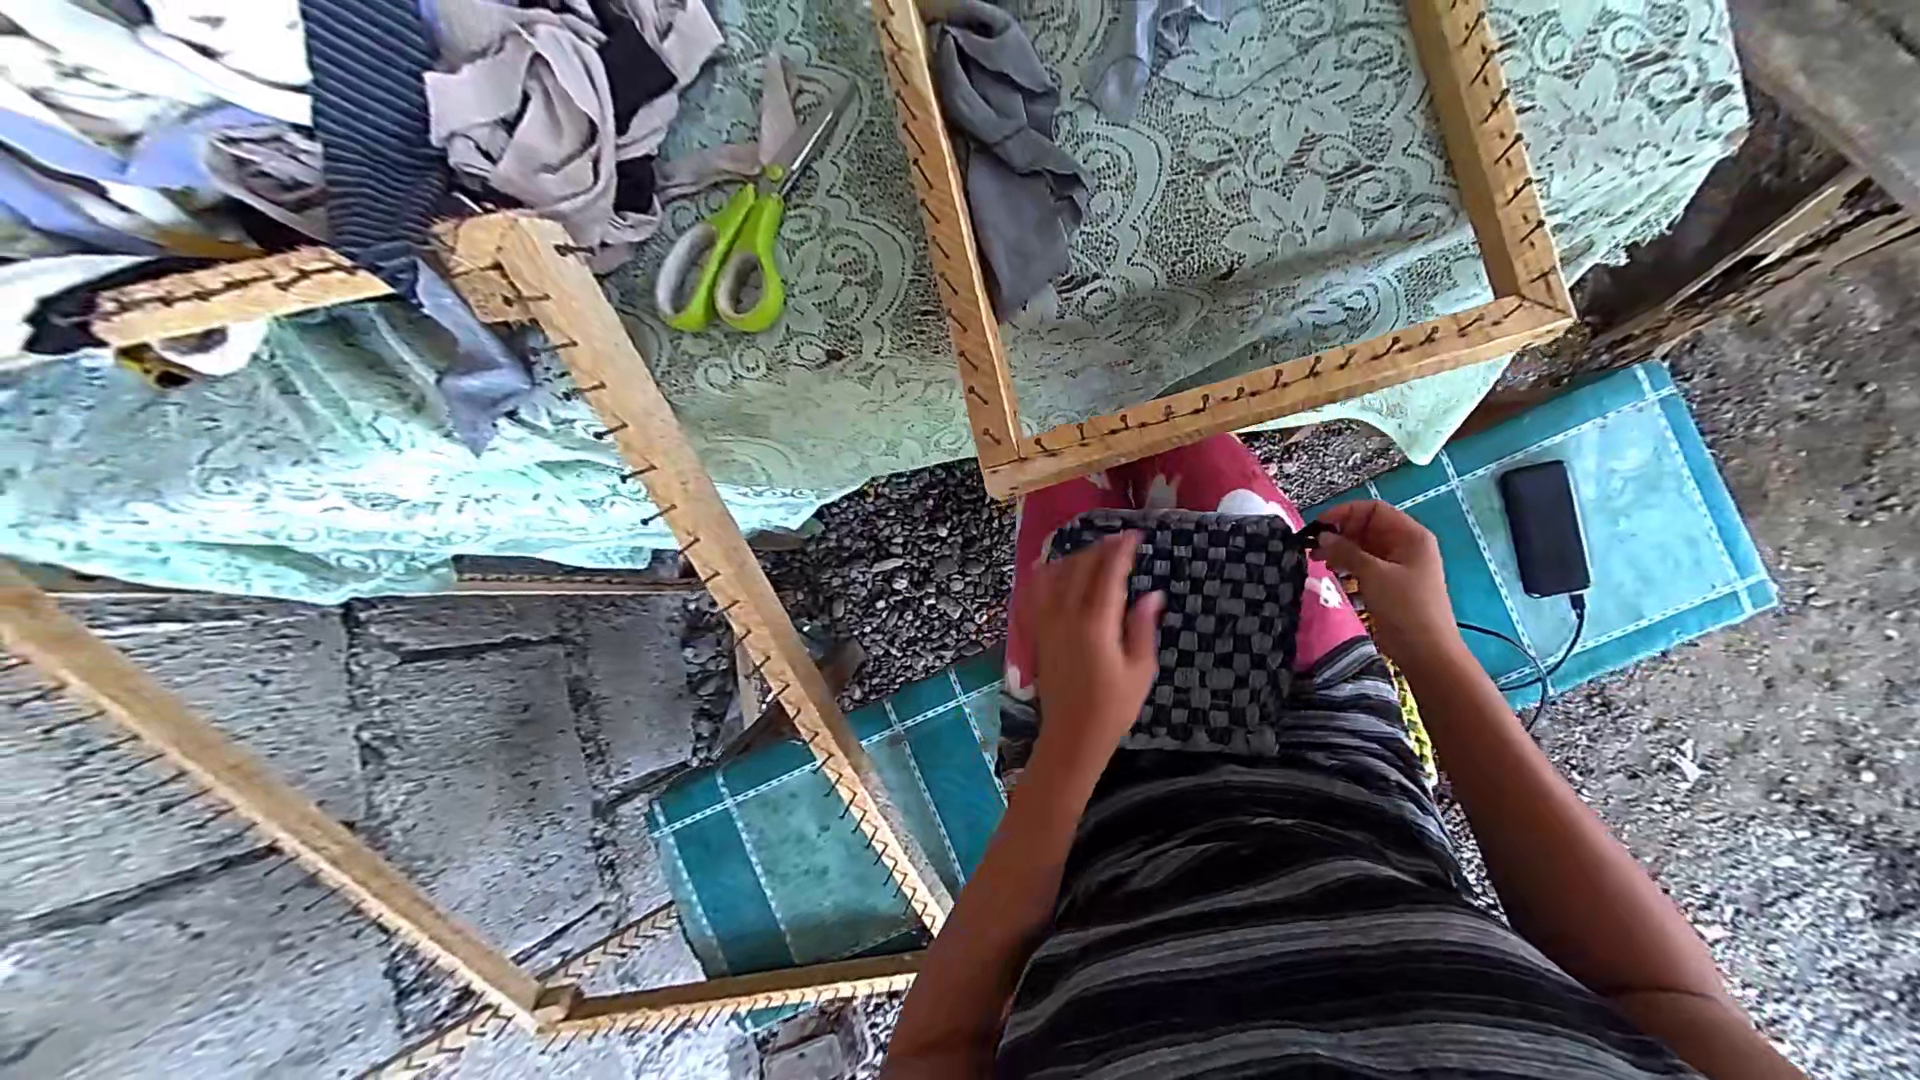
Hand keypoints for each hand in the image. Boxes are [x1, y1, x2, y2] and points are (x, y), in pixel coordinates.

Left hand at [1018, 532, 1164, 778]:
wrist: (1072, 733)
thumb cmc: (1113, 706)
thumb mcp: (1140, 669)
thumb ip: (1142, 627)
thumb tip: (1152, 594)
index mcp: (1096, 623)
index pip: (1108, 574)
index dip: (1121, 551)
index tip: (1134, 536)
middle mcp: (1067, 615)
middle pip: (1081, 567)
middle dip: (1101, 549)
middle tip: (1120, 542)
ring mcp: (1047, 622)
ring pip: (1057, 575)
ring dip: (1076, 558)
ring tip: (1095, 553)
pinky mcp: (1038, 631)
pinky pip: (1037, 592)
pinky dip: (1046, 574)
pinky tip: (1052, 566)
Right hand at [1316, 500, 1466, 671]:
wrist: (1424, 649)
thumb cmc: (1405, 606)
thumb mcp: (1373, 574)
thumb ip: (1346, 551)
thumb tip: (1322, 536)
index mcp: (1410, 536)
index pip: (1373, 510)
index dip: (1345, 513)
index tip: (1318, 527)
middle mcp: (1405, 546)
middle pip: (1366, 527)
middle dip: (1339, 533)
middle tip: (1313, 547)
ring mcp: (1397, 565)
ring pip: (1362, 547)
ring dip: (1339, 550)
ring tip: (1318, 560)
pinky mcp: (1387, 583)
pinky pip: (1363, 564)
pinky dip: (1346, 565)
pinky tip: (1331, 573)